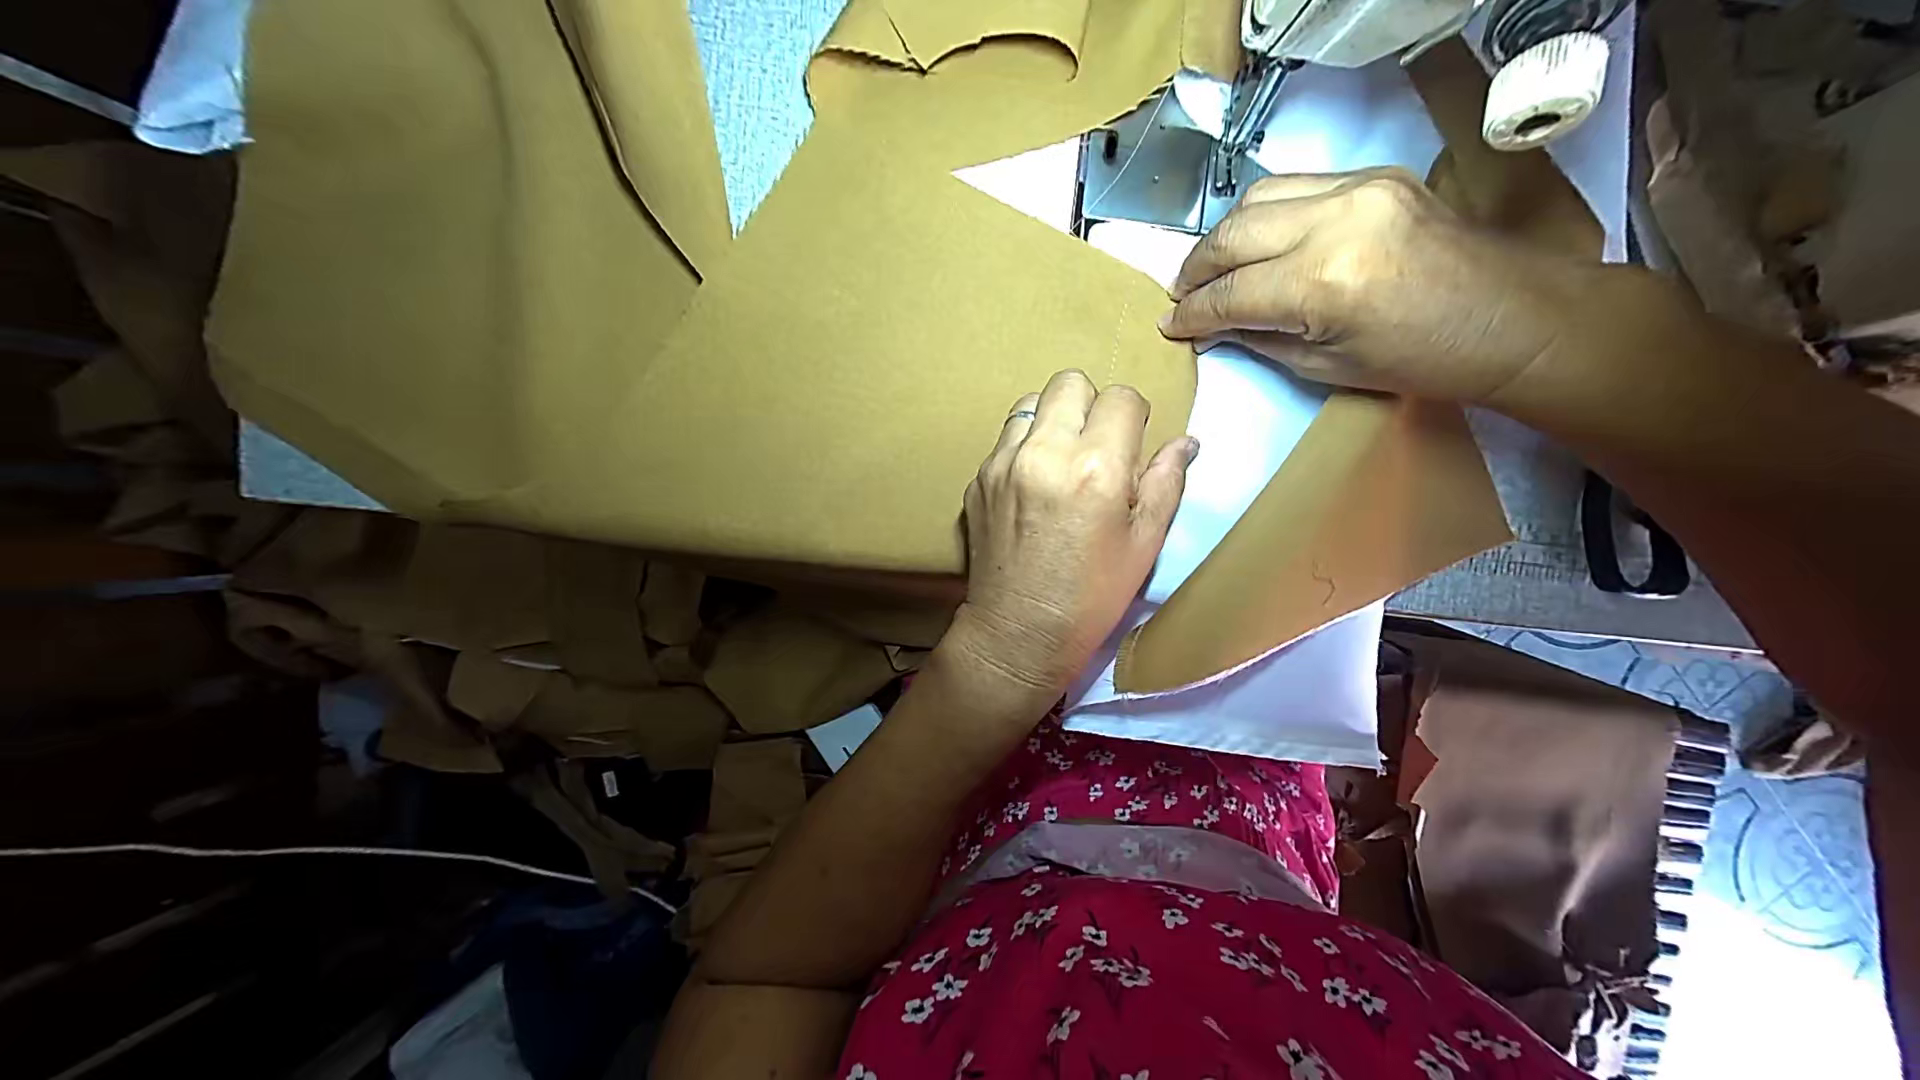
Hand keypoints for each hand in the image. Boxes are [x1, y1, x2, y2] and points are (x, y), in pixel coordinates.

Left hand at [944, 369, 1198, 705]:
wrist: (1018, 633)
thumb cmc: (1092, 596)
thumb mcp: (1144, 544)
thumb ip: (1166, 483)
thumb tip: (1185, 442)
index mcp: (1096, 467)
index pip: (1120, 397)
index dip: (1133, 417)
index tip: (1131, 445)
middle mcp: (1044, 453)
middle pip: (1069, 382)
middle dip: (1091, 405)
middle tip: (1097, 446)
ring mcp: (1001, 463)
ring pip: (1030, 404)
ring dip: (1053, 420)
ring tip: (1062, 460)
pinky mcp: (976, 479)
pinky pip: (1005, 439)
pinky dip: (1025, 448)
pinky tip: (1033, 486)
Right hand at [1157, 168, 1605, 402]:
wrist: (1511, 318)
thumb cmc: (1419, 361)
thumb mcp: (1322, 365)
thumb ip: (1259, 336)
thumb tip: (1212, 325)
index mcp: (1324, 281)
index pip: (1230, 293)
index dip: (1192, 314)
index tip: (1169, 325)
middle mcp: (1337, 221)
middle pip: (1233, 234)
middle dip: (1195, 269)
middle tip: (1180, 294)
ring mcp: (1360, 187)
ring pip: (1257, 198)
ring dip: (1224, 235)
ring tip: (1211, 266)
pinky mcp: (1376, 175)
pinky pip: (1295, 186)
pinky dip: (1263, 216)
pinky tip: (1256, 243)